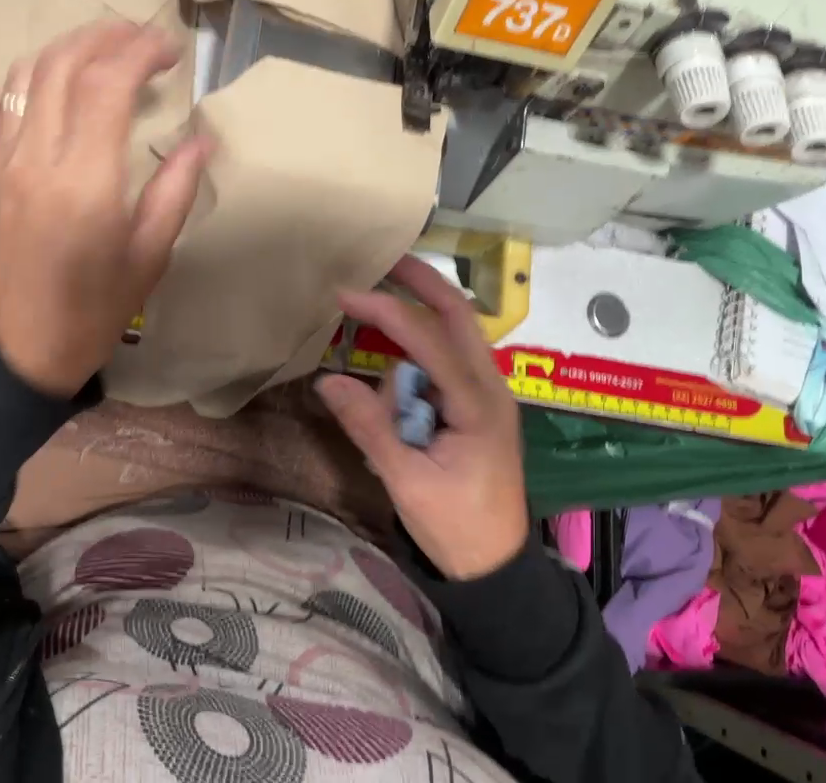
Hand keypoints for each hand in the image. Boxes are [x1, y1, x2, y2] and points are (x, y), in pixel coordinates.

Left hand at [0, 21, 211, 396]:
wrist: (24, 346)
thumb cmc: (97, 309)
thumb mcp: (150, 255)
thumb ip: (175, 190)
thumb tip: (201, 139)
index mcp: (86, 181)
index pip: (108, 85)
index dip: (141, 52)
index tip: (172, 50)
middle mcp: (38, 159)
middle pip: (63, 64)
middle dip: (106, 36)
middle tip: (142, 37)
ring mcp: (3, 162)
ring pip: (26, 76)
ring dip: (65, 50)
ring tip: (103, 50)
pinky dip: (26, 81)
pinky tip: (51, 87)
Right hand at [315, 256, 530, 580]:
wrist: (497, 566)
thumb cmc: (455, 527)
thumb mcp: (406, 482)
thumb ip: (370, 428)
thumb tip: (328, 380)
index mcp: (478, 405)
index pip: (429, 340)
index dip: (387, 310)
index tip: (345, 293)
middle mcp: (491, 388)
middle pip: (459, 316)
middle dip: (422, 282)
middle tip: (384, 258)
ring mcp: (489, 395)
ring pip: (452, 339)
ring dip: (415, 336)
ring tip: (387, 396)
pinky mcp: (479, 406)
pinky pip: (446, 366)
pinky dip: (419, 362)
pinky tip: (397, 398)